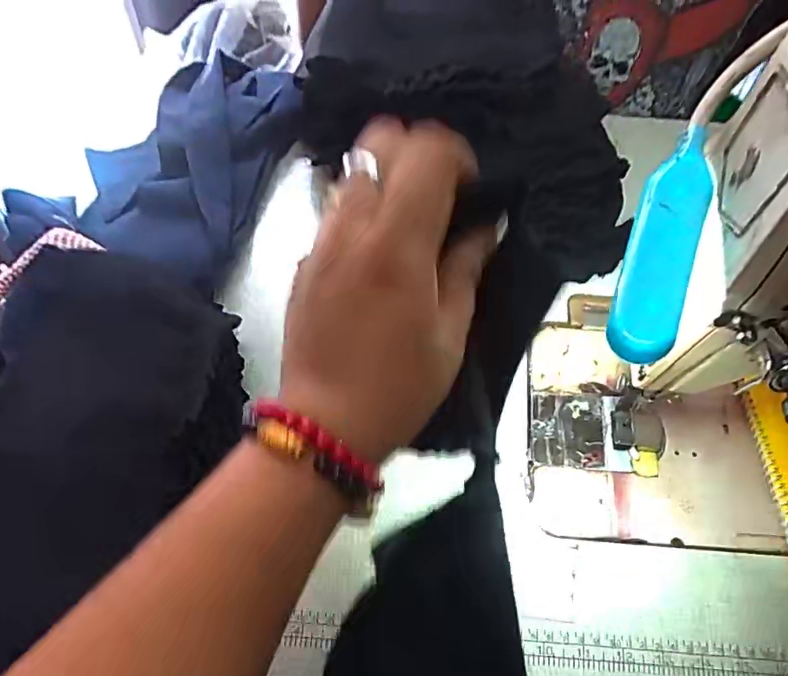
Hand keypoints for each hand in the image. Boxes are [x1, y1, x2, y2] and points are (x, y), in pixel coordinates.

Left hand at [279, 118, 496, 462]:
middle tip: (441, 200)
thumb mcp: (450, 338)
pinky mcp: (304, 261)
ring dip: (387, 181)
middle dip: (418, 154)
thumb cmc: (399, 389)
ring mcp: (321, 241)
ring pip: (353, 170)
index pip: (427, 151)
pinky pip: (335, 210)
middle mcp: (353, 227)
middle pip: (381, 139)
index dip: (458, 157)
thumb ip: (466, 272)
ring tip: (410, 227)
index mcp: (398, 245)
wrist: (326, 424)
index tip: (472, 191)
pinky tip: (377, 256)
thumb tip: (483, 230)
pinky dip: (362, 212)